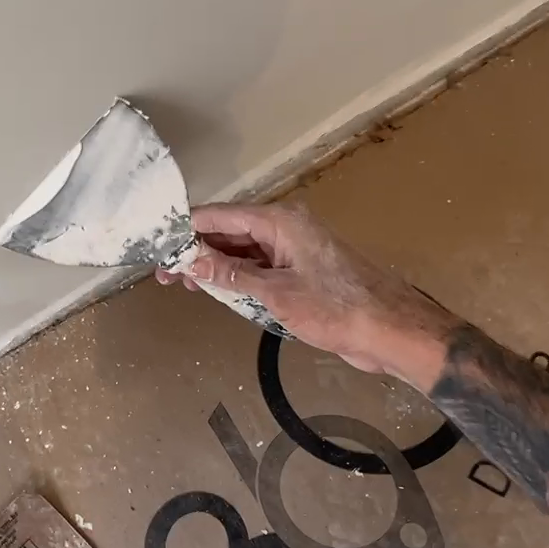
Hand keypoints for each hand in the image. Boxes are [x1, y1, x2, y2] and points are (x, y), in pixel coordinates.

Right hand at [155, 202, 458, 390]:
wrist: (391, 332)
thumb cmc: (336, 308)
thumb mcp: (274, 293)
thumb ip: (229, 275)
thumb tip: (189, 261)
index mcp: (279, 222)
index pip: (219, 216)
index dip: (186, 230)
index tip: (157, 245)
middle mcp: (283, 228)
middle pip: (227, 231)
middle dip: (195, 251)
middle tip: (164, 274)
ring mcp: (291, 249)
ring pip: (240, 251)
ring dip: (212, 267)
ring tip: (181, 284)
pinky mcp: (297, 271)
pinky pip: (256, 266)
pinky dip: (234, 278)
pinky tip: (214, 291)